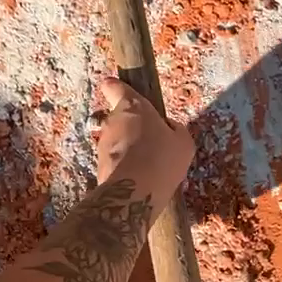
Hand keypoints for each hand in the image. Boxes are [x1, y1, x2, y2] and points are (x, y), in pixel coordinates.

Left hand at [94, 77, 193, 196]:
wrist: (135, 193)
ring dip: (127, 148)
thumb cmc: (162, 158)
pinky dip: (123, 165)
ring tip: (147, 165)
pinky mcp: (98, 166)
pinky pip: (114, 160)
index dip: (118, 89)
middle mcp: (112, 121)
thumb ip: (174, 129)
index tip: (126, 95)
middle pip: (119, 117)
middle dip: (132, 126)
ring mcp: (102, 144)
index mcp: (132, 107)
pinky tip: (139, 178)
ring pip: (116, 140)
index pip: (114, 87)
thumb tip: (168, 127)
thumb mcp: (183, 142)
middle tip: (151, 142)